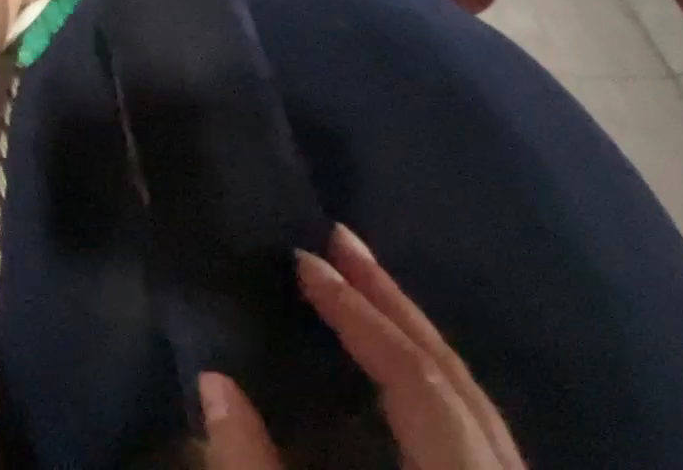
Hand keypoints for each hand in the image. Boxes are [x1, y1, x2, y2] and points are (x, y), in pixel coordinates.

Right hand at [198, 225, 524, 469]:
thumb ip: (253, 465)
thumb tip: (213, 382)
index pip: (414, 379)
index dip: (359, 316)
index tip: (306, 263)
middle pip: (451, 373)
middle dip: (391, 299)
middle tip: (340, 237)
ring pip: (469, 392)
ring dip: (410, 328)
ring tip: (359, 278)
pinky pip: (467, 416)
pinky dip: (425, 370)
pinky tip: (387, 355)